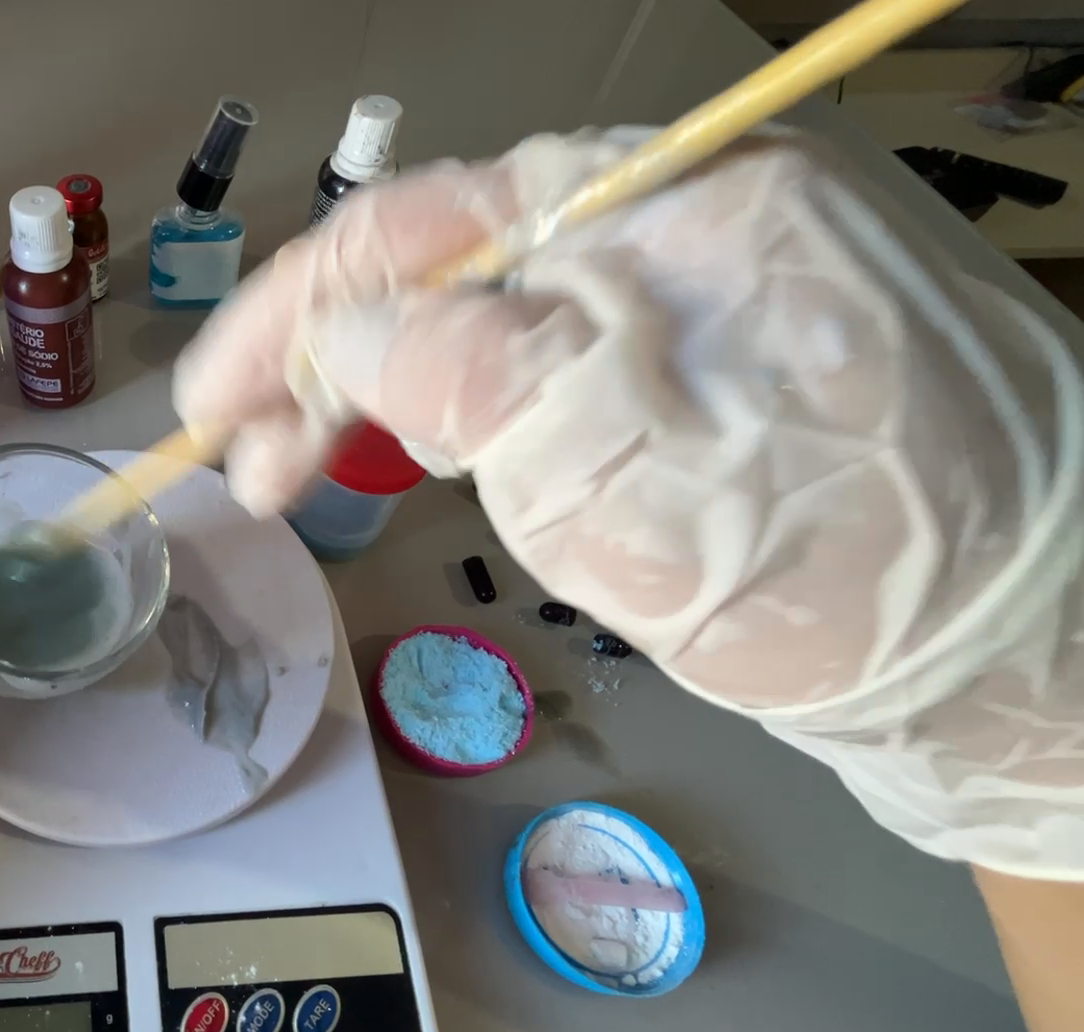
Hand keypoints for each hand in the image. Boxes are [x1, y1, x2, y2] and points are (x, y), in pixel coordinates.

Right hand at [175, 129, 1083, 877]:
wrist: (984, 658)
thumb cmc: (804, 550)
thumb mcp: (605, 448)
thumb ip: (453, 366)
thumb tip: (338, 332)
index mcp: (629, 213)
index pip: (403, 233)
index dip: (283, 317)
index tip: (207, 400)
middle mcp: (620, 242)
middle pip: (409, 283)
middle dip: (302, 373)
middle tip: (236, 462)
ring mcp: (620, 316)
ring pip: (435, 336)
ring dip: (342, 406)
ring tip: (277, 480)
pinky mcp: (622, 386)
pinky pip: (480, 383)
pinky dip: (407, 426)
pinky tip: (371, 460)